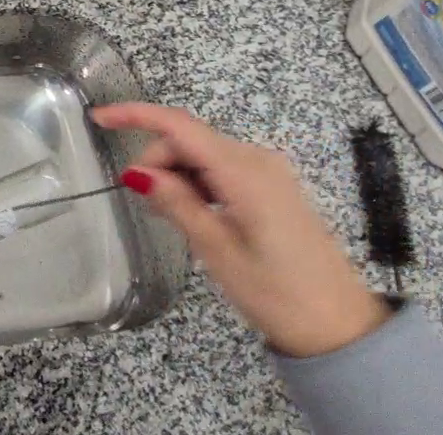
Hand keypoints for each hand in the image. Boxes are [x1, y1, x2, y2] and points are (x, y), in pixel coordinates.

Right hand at [92, 103, 388, 357]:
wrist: (343, 328)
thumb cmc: (278, 294)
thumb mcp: (217, 251)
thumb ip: (176, 203)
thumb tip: (137, 172)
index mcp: (244, 172)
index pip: (179, 126)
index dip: (135, 114)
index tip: (98, 118)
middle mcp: (257, 159)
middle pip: (188, 140)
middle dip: (157, 161)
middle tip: (145, 204)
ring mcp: (268, 170)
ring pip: (202, 153)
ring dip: (177, 174)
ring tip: (170, 216)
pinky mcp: (272, 185)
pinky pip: (221, 167)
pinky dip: (198, 181)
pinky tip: (194, 213)